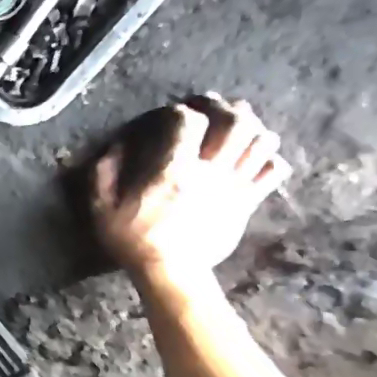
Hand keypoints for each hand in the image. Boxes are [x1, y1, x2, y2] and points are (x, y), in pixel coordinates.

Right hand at [92, 95, 290, 287]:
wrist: (171, 272)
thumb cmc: (132, 239)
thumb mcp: (102, 207)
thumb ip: (105, 173)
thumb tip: (115, 147)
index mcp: (174, 170)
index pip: (190, 122)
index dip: (182, 111)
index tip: (171, 114)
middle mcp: (210, 171)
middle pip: (237, 123)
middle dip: (224, 107)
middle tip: (210, 104)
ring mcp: (235, 186)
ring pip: (261, 141)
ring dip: (251, 126)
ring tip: (236, 124)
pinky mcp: (248, 202)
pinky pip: (274, 171)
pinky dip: (269, 157)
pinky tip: (253, 157)